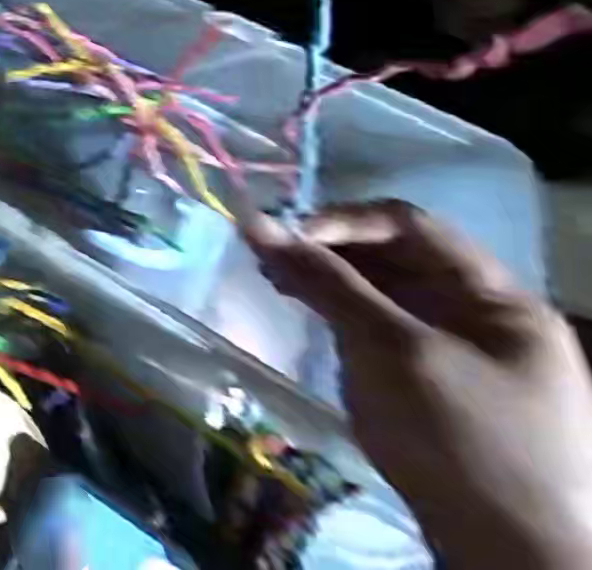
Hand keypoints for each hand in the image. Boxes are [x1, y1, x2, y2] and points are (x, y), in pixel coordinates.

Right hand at [246, 201, 591, 569]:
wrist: (504, 541)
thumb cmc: (457, 432)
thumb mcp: (388, 347)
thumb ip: (323, 279)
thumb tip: (253, 219)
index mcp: (497, 299)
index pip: (409, 226)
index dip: (341, 221)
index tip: (280, 236)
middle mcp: (478, 309)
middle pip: (388, 251)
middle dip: (322, 246)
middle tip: (262, 255)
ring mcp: (451, 339)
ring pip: (372, 280)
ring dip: (318, 270)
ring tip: (271, 276)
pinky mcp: (419, 363)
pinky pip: (369, 311)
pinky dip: (328, 298)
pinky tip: (296, 301)